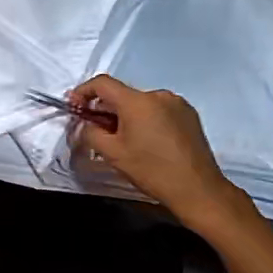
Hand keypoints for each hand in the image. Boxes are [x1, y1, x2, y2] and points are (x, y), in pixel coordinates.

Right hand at [68, 75, 251, 233]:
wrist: (197, 188)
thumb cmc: (150, 170)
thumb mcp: (112, 153)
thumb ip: (91, 133)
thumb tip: (86, 124)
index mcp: (137, 101)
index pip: (102, 83)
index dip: (83, 92)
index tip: (74, 106)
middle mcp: (158, 95)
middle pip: (122, 94)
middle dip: (105, 109)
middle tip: (96, 130)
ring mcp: (177, 104)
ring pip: (141, 104)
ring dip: (126, 116)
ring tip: (124, 140)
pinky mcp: (189, 115)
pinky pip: (158, 110)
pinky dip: (145, 120)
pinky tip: (146, 142)